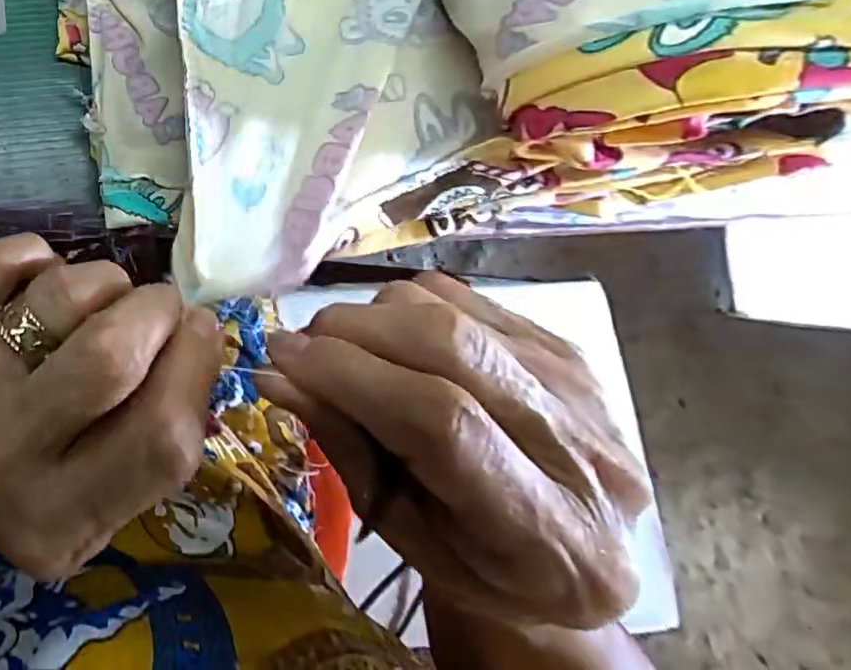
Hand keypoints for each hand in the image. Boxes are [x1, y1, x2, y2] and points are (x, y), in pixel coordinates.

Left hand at [0, 234, 223, 580]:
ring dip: (104, 280)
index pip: (160, 439)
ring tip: (103, 295)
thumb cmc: (10, 494)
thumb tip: (199, 341)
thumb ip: (147, 452)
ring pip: (61, 294)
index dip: (196, 369)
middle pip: (109, 355)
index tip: (203, 329)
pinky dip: (42, 254)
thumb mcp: (86, 517)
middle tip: (160, 303)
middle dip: (155, 311)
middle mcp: (4, 452)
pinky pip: (4, 258)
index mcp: (57, 518)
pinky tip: (45, 278)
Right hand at [258, 272, 652, 629]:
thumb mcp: (397, 525)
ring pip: (439, 309)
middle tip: (299, 349)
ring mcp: (575, 384)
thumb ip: (339, 444)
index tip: (281, 357)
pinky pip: (452, 293)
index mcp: (545, 530)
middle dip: (345, 332)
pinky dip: (398, 306)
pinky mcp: (560, 344)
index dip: (348, 374)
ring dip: (366, 318)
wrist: (569, 552)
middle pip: (441, 343)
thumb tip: (272, 375)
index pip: (439, 420)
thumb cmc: (471, 558)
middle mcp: (578, 448)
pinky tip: (393, 343)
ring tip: (348, 353)